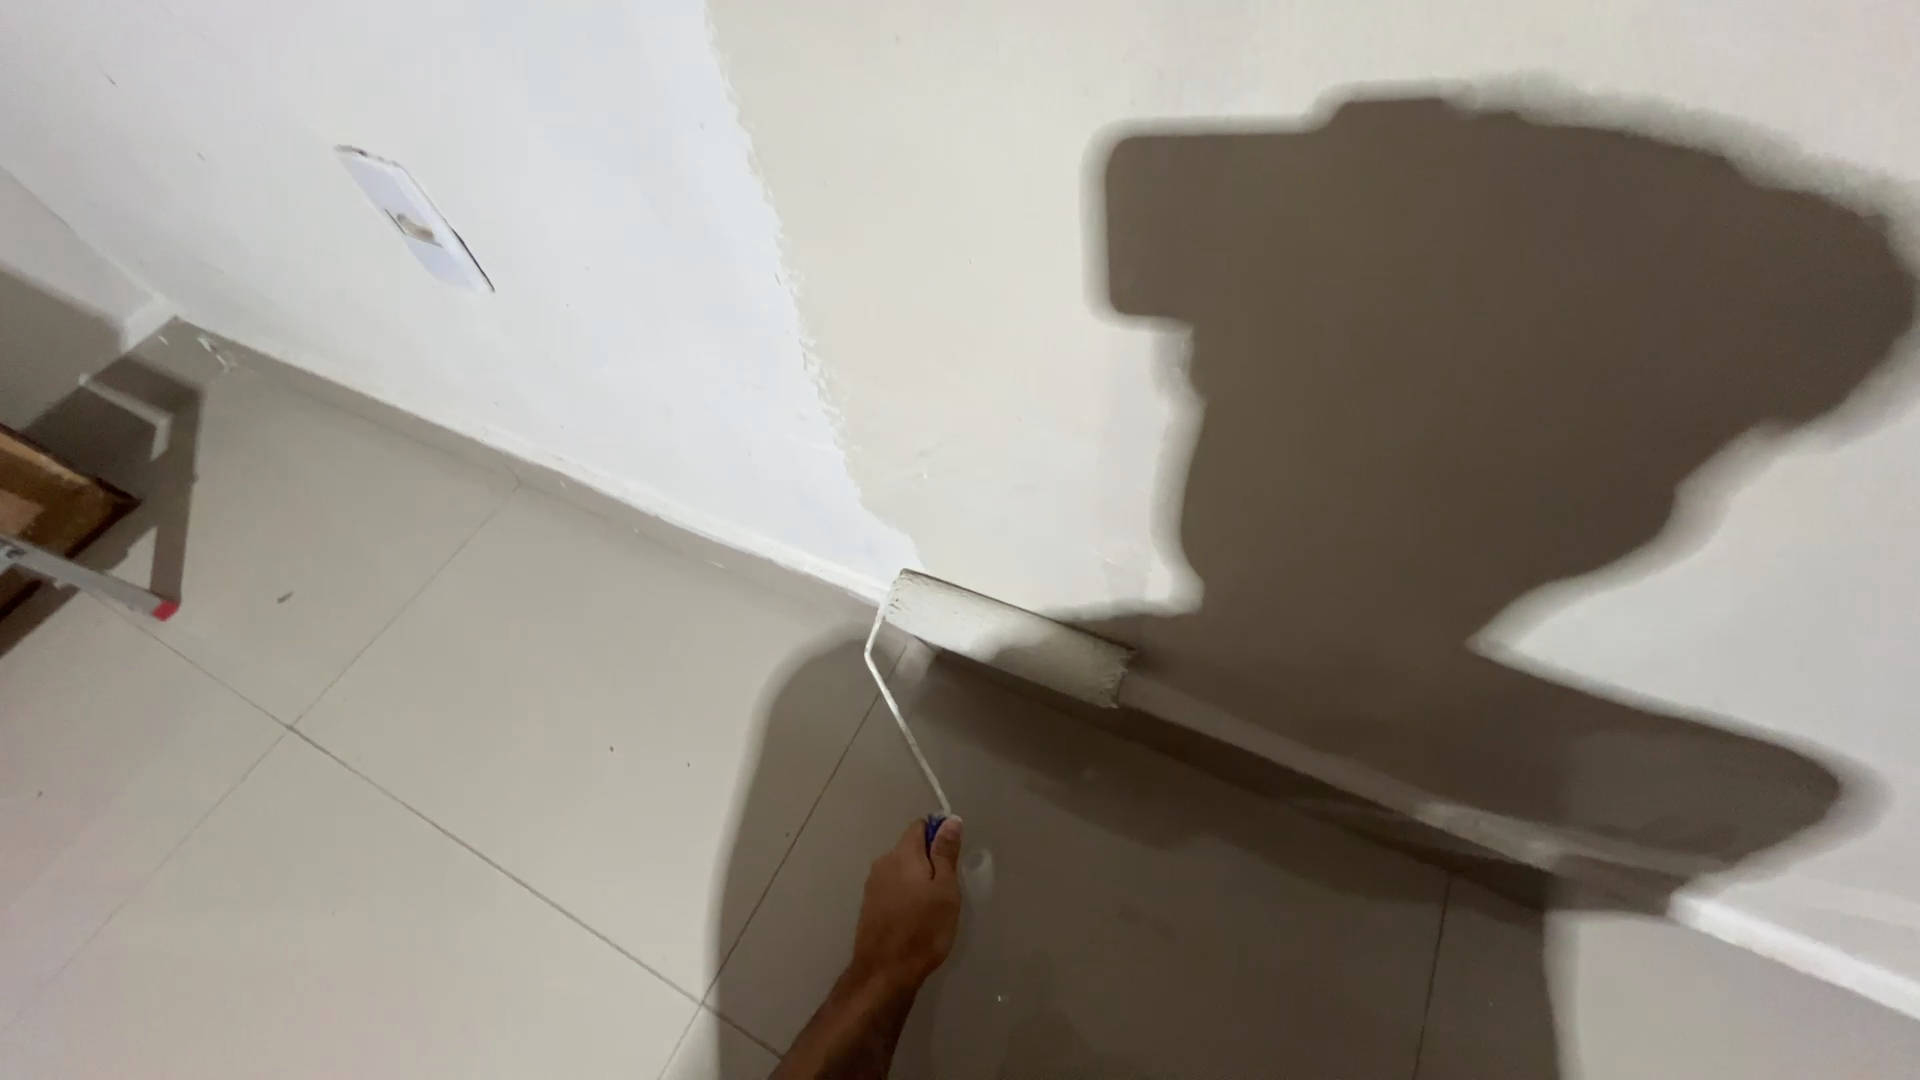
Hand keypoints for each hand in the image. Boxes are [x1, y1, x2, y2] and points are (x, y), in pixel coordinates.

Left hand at [846, 816, 963, 992]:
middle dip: (929, 861)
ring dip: (917, 880)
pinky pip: (892, 888)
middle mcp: (883, 862)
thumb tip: (950, 820)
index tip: (952, 858)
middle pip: (910, 848)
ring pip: (901, 870)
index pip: (920, 826)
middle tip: (946, 890)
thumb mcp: (945, 890)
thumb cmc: (923, 930)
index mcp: (902, 853)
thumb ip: (946, 853)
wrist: (884, 973)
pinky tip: (914, 919)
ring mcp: (873, 885)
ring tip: (932, 908)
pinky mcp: (869, 905)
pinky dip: (905, 896)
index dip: (939, 834)